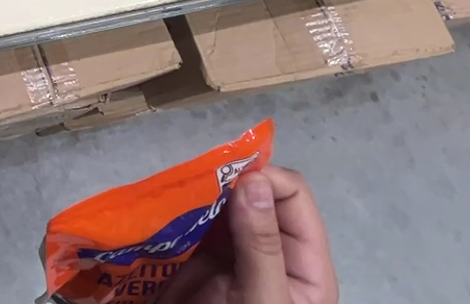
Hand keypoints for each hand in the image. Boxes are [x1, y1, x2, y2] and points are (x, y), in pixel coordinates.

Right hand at [159, 166, 337, 303]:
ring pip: (221, 201)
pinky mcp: (199, 257)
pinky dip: (180, 205)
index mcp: (305, 266)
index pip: (293, 197)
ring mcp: (235, 254)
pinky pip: (194, 218)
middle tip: (192, 181)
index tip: (225, 179)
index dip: (263, 178)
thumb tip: (252, 179)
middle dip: (225, 180)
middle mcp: (273, 252)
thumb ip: (261, 245)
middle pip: (256, 192)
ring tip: (175, 190)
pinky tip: (164, 205)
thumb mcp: (261, 302)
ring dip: (199, 190)